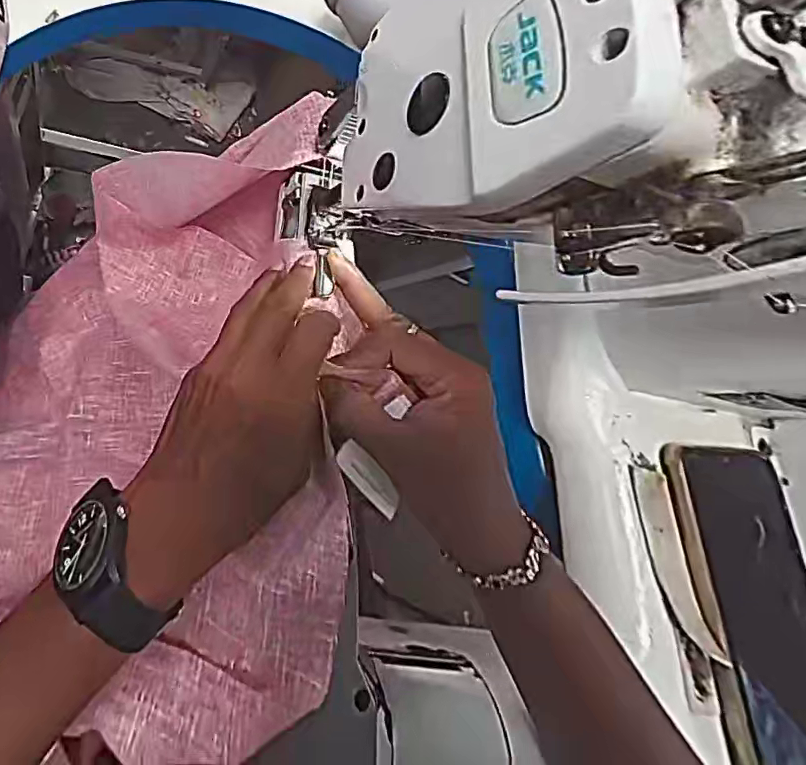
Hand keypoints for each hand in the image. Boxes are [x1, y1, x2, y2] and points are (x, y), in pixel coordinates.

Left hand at [123, 260, 340, 607]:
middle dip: (297, 283)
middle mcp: (249, 368)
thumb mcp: (299, 457)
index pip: (312, 331)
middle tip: (310, 265)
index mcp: (281, 392)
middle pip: (277, 307)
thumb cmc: (246, 497)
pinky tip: (256, 307)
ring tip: (282, 271)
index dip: (327, 320)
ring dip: (267, 287)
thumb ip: (311, 407)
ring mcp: (218, 365)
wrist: (180, 506)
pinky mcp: (198, 370)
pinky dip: (247, 310)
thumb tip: (315, 374)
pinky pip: (230, 328)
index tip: (332, 320)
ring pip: (247, 311)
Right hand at [319, 252, 531, 576]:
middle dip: (361, 312)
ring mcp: (445, 386)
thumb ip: (354, 408)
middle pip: (397, 333)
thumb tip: (323, 379)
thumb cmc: (450, 496)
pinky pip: (399, 374)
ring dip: (364, 343)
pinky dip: (372, 370)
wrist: (481, 533)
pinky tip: (349, 362)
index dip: (357, 353)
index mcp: (455, 375)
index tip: (330, 374)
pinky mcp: (435, 401)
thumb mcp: (394, 450)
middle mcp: (453, 371)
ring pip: (396, 351)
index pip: (395, 341)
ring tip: (335, 309)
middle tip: (334, 273)